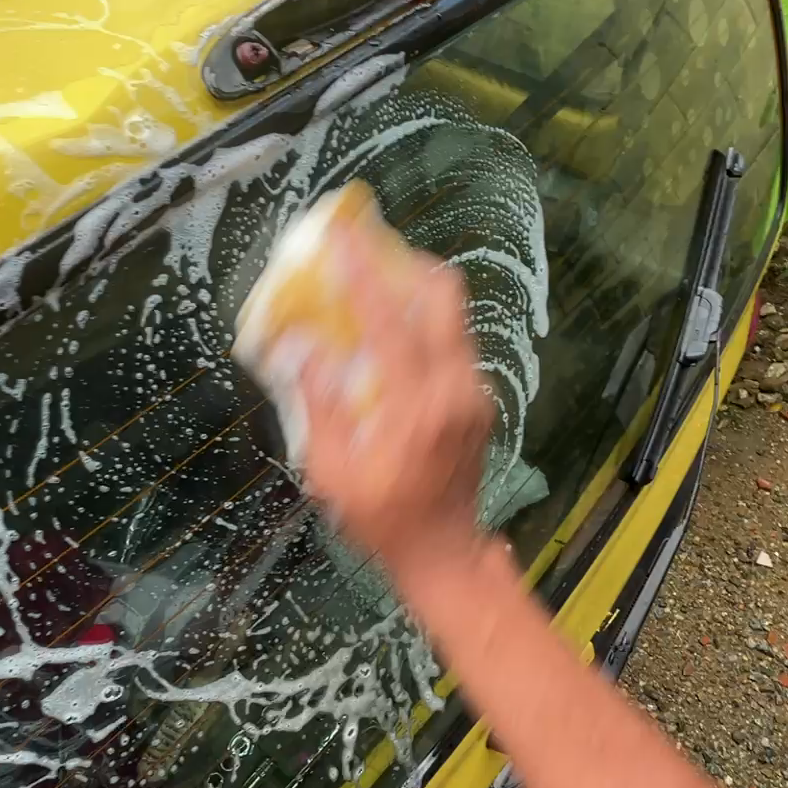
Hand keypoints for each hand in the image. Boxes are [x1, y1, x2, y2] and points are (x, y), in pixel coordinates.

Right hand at [292, 217, 496, 579]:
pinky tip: (395, 341)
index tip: (342, 236)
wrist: (445, 552)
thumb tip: (306, 351)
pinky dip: (425, 326)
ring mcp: (476, 393)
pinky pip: (454, 344)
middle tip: (369, 258)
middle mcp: (456, 389)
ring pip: (454, 317)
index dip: (363, 274)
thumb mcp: (332, 475)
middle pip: (445, 298)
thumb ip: (320, 407)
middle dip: (406, 265)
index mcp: (417, 408)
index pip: (390, 322)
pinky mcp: (480, 401)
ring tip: (377, 291)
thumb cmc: (383, 521)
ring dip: (416, 293)